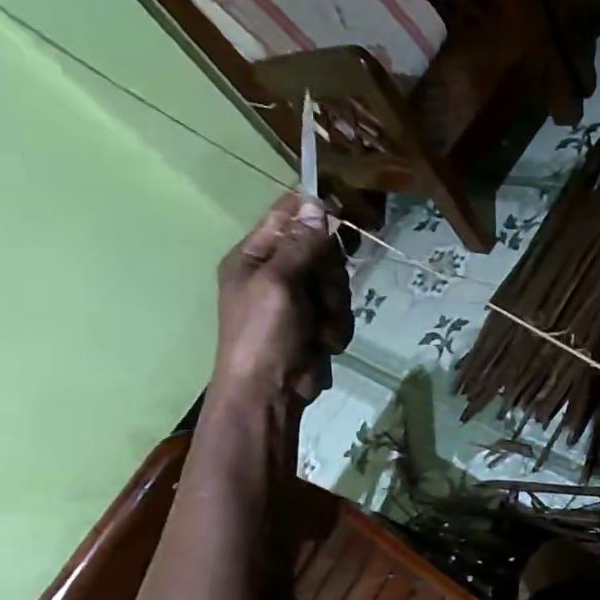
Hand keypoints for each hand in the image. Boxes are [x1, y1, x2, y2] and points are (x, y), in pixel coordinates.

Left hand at [212, 194, 352, 404]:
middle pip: (322, 249)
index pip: (287, 214)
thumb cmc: (263, 335)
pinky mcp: (317, 323)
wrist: (269, 395)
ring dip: (335, 307)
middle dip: (330, 273)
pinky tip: (323, 344)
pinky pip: (341, 311)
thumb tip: (317, 204)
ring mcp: (299, 299)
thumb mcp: (278, 283)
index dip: (315, 209)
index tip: (345, 211)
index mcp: (254, 255)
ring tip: (320, 330)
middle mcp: (277, 272)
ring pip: (337, 282)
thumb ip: (300, 245)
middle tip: (322, 293)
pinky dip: (337, 328)